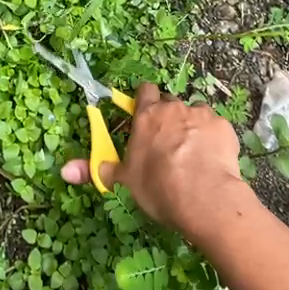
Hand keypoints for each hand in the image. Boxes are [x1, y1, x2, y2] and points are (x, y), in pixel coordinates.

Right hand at [59, 82, 249, 239]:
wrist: (205, 199)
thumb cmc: (159, 187)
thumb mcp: (124, 181)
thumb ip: (96, 170)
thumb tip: (64, 170)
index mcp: (147, 116)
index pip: (145, 91)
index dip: (146, 100)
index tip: (146, 116)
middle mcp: (173, 107)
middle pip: (170, 103)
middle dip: (169, 118)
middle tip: (168, 144)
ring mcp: (201, 115)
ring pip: (195, 114)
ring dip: (193, 128)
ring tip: (194, 156)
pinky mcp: (224, 128)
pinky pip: (217, 129)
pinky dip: (215, 141)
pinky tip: (214, 161)